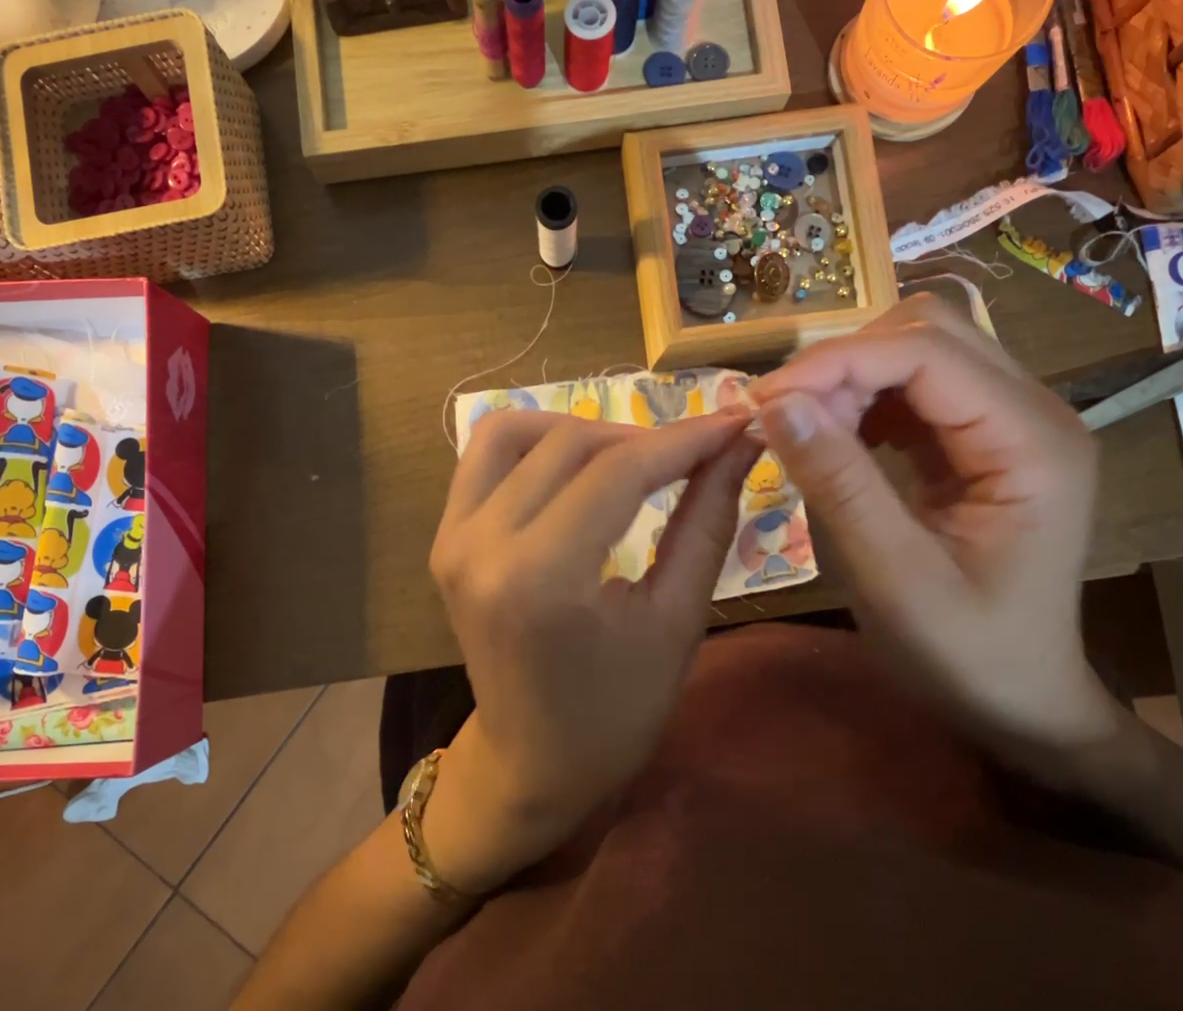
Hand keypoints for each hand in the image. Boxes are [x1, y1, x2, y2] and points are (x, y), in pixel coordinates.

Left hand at [422, 407, 759, 890]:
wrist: (533, 760)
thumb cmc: (618, 709)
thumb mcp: (676, 620)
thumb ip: (707, 522)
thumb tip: (739, 446)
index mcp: (543, 577)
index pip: (618, 473)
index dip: (683, 440)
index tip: (734, 423)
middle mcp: (483, 545)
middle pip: (569, 444)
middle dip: (642, 437)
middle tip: (694, 452)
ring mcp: (452, 538)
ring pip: (515, 433)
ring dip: (581, 432)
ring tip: (632, 461)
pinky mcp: (444, 539)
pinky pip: (485, 458)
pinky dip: (535, 446)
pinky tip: (577, 471)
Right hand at [749, 294, 1117, 761]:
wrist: (1019, 701)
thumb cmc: (965, 655)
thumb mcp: (893, 577)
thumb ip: (839, 483)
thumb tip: (775, 402)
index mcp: (1031, 443)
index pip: (929, 353)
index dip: (838, 361)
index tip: (763, 400)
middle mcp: (1032, 414)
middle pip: (930, 332)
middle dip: (844, 361)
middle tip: (782, 416)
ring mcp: (1008, 424)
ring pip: (919, 351)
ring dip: (850, 377)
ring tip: (802, 429)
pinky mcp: (980, 442)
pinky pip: (913, 390)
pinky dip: (861, 401)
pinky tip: (832, 440)